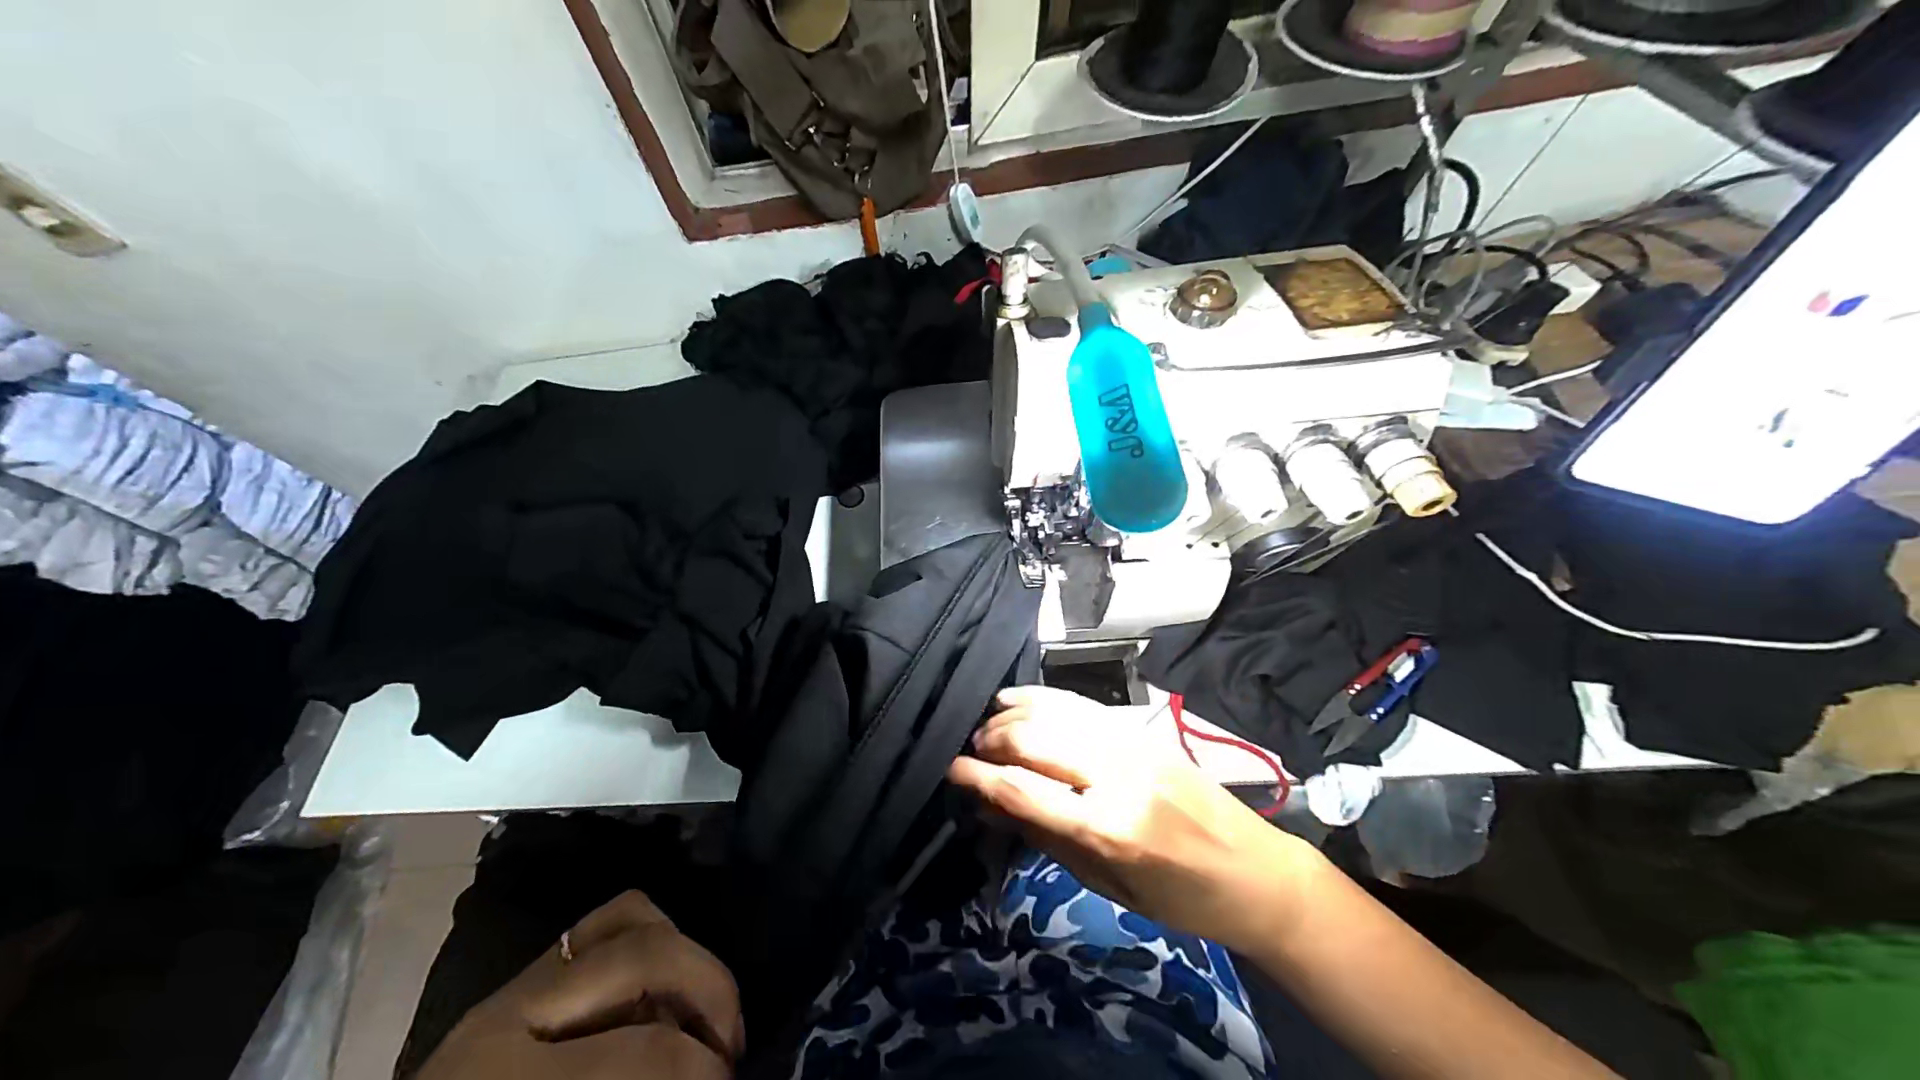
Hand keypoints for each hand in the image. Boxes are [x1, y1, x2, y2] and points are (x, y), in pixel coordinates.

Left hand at [416, 890, 743, 1079]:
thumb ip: (642, 1079)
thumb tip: (711, 1071)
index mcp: (510, 1075)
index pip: (648, 1050)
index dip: (707, 1067)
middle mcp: (511, 1011)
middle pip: (645, 950)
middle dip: (711, 989)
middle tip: (730, 1042)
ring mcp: (512, 988)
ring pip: (626, 915)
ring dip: (684, 953)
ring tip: (702, 1007)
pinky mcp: (516, 987)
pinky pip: (599, 931)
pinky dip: (649, 947)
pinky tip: (661, 997)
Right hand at [947, 686, 1322, 949]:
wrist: (1256, 872)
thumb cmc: (1180, 898)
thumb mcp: (1107, 885)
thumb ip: (1046, 838)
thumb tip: (992, 807)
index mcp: (1108, 827)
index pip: (1023, 790)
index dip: (978, 777)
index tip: (950, 769)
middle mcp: (1117, 774)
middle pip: (1033, 740)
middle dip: (992, 740)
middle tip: (970, 751)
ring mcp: (1133, 743)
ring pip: (1055, 710)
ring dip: (1013, 713)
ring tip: (987, 723)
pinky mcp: (1143, 729)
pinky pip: (1082, 704)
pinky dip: (1044, 698)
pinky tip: (1020, 700)